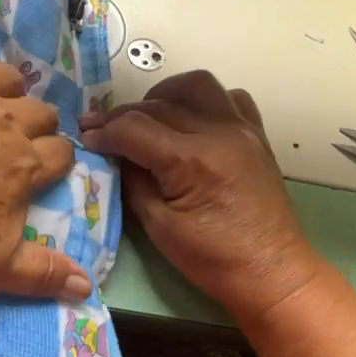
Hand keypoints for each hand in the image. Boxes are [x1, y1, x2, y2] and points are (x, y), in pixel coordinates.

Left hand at [0, 30, 91, 298]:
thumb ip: (42, 273)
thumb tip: (87, 287)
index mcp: (23, 165)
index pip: (59, 153)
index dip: (51, 162)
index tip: (36, 170)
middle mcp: (2, 118)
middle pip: (37, 111)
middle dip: (32, 126)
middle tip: (2, 145)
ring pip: (3, 75)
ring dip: (3, 90)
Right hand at [79, 70, 321, 321]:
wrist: (270, 271)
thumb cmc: (212, 259)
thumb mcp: (158, 226)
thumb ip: (134, 183)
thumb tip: (116, 156)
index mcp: (191, 160)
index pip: (133, 128)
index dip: (103, 132)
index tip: (84, 140)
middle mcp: (218, 132)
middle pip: (158, 104)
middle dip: (122, 115)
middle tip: (99, 129)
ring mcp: (242, 129)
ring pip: (196, 85)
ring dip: (164, 95)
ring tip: (146, 116)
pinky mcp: (256, 135)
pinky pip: (229, 98)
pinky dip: (204, 101)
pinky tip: (190, 120)